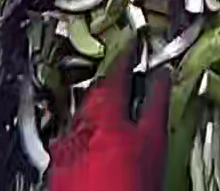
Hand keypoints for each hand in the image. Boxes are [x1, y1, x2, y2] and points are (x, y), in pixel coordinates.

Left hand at [48, 47, 169, 190]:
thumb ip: (156, 102)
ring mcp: (66, 146)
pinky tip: (99, 146)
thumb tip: (162, 76)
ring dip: (100, 107)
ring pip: (84, 113)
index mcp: (104, 109)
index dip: (128, 53)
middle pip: (97, 90)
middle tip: (129, 76)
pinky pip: (73, 137)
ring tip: (118, 113)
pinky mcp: (57, 169)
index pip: (117, 69)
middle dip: (113, 81)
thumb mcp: (153, 141)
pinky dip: (88, 133)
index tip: (134, 42)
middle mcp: (80, 122)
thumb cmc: (129, 188)